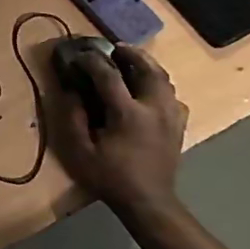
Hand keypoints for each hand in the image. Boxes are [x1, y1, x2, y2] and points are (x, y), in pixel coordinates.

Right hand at [59, 44, 187, 213]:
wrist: (148, 201)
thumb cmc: (110, 177)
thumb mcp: (81, 151)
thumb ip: (74, 118)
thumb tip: (71, 91)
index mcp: (128, 112)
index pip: (108, 75)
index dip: (91, 61)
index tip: (77, 56)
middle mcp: (154, 107)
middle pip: (147, 68)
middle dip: (130, 54)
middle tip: (114, 47)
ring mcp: (171, 115)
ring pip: (164, 79)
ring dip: (147, 65)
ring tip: (131, 61)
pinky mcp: (178, 124)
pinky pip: (171, 95)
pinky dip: (159, 85)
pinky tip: (148, 90)